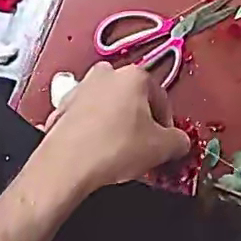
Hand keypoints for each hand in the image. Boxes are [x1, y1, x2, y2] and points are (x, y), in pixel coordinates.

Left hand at [33, 62, 190, 196]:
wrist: (66, 165)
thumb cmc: (115, 148)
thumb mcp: (162, 148)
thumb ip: (179, 140)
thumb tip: (179, 142)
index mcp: (134, 75)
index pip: (161, 98)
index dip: (166, 124)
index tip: (165, 141)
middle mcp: (106, 74)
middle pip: (133, 98)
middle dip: (140, 120)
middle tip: (143, 145)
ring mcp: (81, 89)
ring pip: (108, 106)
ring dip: (116, 123)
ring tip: (119, 151)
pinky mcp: (61, 107)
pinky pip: (86, 118)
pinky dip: (94, 131)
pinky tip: (97, 152)